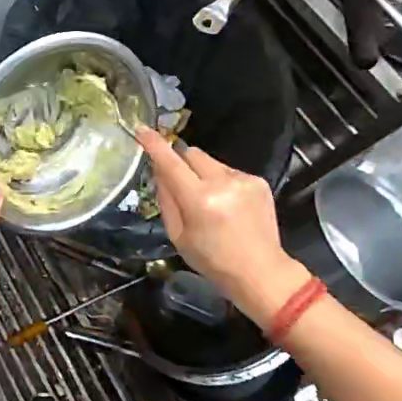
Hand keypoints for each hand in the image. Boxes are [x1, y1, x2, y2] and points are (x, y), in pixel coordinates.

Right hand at [135, 127, 308, 317]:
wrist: (259, 271)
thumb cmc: (211, 260)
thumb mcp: (178, 235)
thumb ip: (166, 199)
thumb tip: (159, 171)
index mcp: (199, 200)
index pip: (170, 163)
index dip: (154, 144)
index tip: (141, 129)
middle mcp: (223, 183)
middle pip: (191, 153)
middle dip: (181, 163)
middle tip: (180, 185)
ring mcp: (244, 180)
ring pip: (211, 162)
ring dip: (202, 173)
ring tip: (209, 202)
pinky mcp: (258, 182)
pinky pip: (229, 171)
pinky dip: (221, 182)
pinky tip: (227, 205)